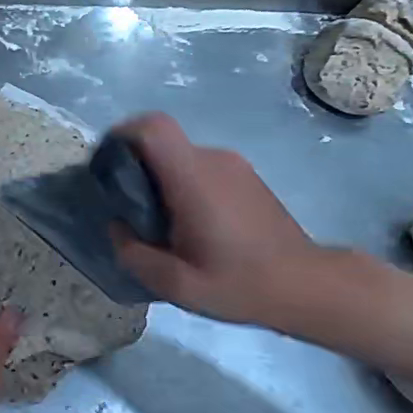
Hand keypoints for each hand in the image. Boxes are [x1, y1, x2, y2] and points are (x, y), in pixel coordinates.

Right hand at [109, 112, 326, 326]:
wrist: (306, 285)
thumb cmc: (240, 284)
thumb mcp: (177, 285)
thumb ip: (135, 254)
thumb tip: (117, 227)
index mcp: (194, 178)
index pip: (153, 127)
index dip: (122, 134)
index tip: (106, 164)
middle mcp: (214, 160)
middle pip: (163, 143)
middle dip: (136, 167)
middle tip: (128, 209)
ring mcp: (234, 166)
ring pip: (181, 158)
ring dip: (161, 180)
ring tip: (160, 225)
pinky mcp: (247, 177)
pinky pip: (202, 169)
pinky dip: (183, 186)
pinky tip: (191, 226)